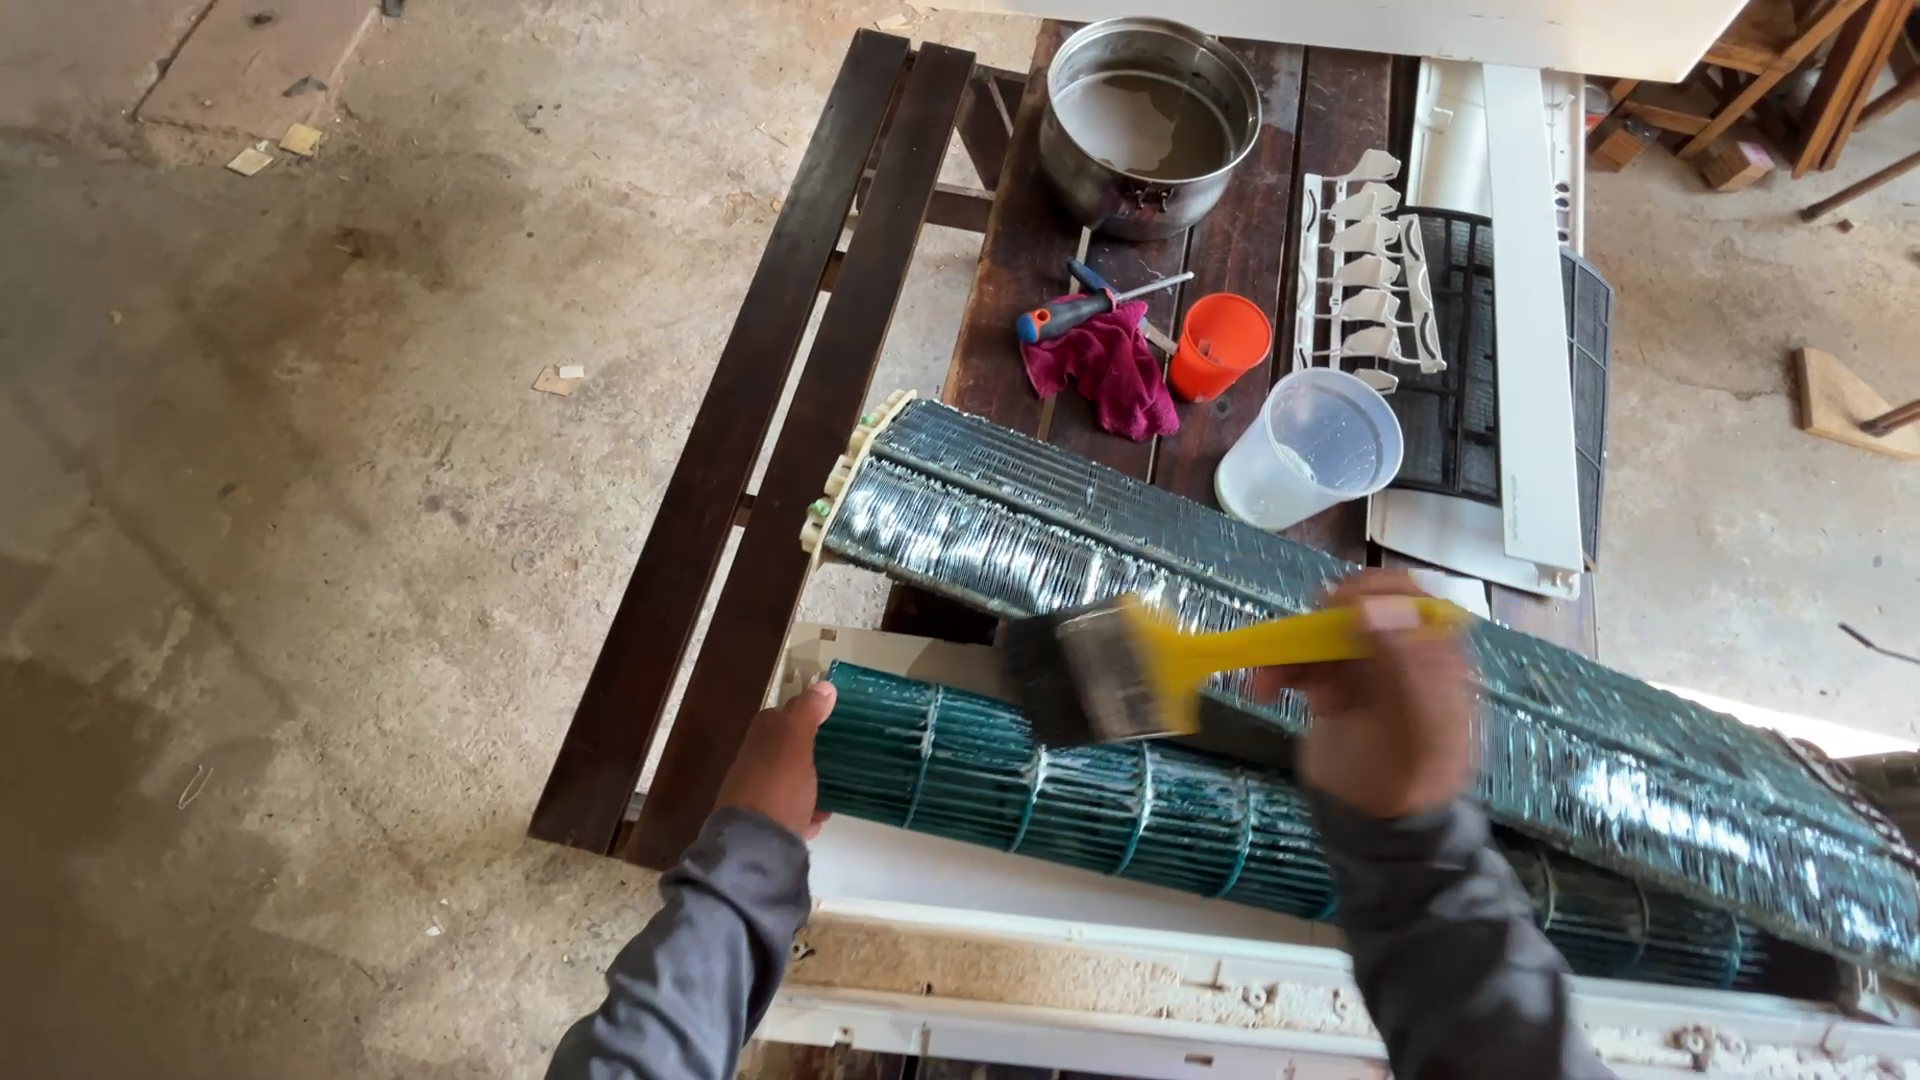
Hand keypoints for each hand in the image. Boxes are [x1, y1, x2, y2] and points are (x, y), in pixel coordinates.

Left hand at [714, 680, 835, 839]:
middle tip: (839, 755)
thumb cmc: (777, 785)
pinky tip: (818, 818)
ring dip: (811, 783)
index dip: (808, 714)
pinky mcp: (764, 823)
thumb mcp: (796, 741)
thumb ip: (808, 711)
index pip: (784, 714)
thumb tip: (824, 685)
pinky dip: (805, 811)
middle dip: (811, 751)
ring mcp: (757, 793)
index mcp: (761, 736)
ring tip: (833, 790)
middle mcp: (754, 761)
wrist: (755, 847)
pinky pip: (790, 810)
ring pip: (790, 780)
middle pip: (788, 748)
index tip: (834, 720)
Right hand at [1254, 571, 1475, 818]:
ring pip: (1318, 635)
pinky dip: (1277, 670)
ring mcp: (1362, 669)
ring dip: (1287, 652)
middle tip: (1295, 641)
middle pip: (1354, 610)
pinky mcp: (1330, 685)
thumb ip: (1399, 665)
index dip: (1372, 591)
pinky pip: (1299, 660)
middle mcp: (1399, 654)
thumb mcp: (1411, 727)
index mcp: (1434, 658)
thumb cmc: (1402, 780)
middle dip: (1316, 626)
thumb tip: (1370, 606)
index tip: (1334, 604)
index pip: (1410, 598)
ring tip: (1266, 682)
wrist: (1370, 827)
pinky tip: (1265, 690)